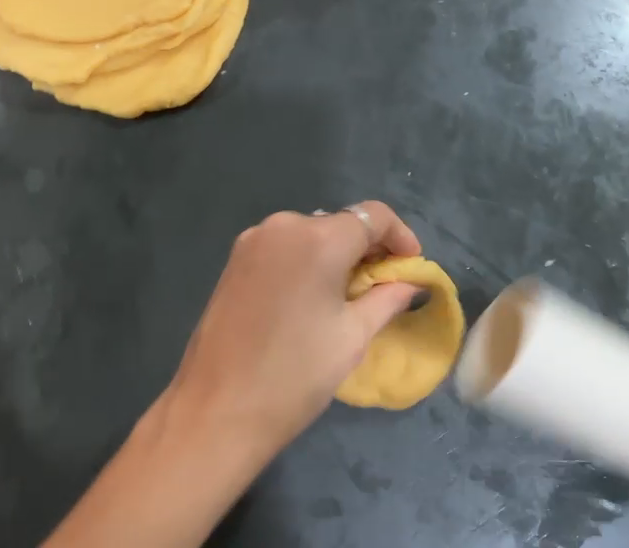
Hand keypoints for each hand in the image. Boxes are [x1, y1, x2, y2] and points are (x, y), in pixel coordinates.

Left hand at [44, 203, 424, 547]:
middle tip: (384, 286)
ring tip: (347, 296)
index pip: (373, 216)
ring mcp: (254, 241)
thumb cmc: (295, 376)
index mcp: (318, 238)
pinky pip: (284, 248)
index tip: (412, 266)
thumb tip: (411, 281)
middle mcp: (284, 226)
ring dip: (335, 256)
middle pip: (340, 223)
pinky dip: (306, 262)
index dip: (400, 236)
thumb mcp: (352, 337)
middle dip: (367, 249)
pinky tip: (311, 298)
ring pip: (311, 234)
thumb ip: (387, 298)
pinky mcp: (234, 261)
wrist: (215, 413)